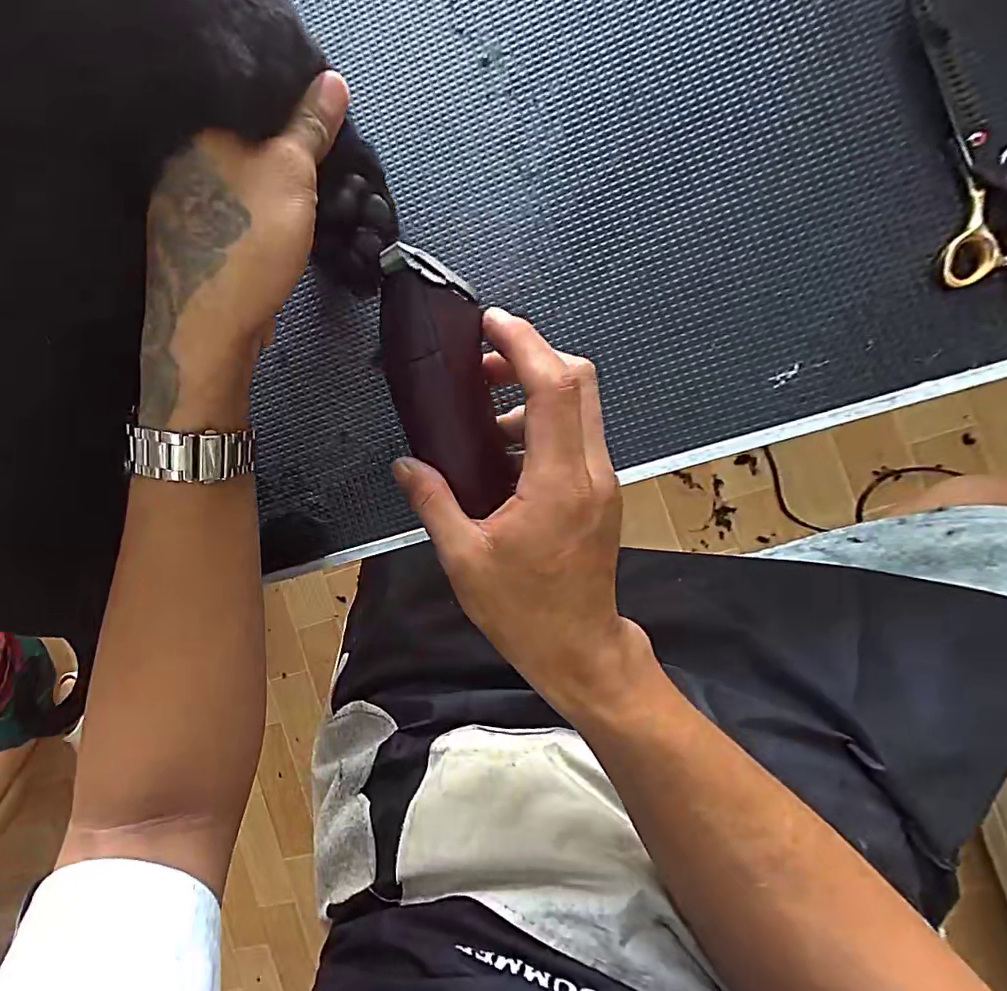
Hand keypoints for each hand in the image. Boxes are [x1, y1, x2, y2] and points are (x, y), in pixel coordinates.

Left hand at [138, 71, 349, 429]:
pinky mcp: (193, 256)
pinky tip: (275, 254)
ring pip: (243, 198)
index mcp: (197, 138)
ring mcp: (182, 219)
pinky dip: (258, 239)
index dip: (294, 122)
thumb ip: (310, 128)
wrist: (211, 334)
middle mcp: (180, 173)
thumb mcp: (292, 176)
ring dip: (274, 209)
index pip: (251, 107)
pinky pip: (236, 233)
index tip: (325, 143)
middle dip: (285, 170)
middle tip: (318, 188)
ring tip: (299, 224)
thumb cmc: (247, 250)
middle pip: (246, 154)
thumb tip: (332, 84)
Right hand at [392, 309, 657, 721]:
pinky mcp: (599, 494)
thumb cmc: (523, 610)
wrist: (580, 649)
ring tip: (487, 419)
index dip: (525, 344)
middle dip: (532, 358)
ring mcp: (600, 481)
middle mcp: (589, 471)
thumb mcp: (464, 558)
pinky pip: (576, 437)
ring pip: (581, 407)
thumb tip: (406, 466)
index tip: (492, 325)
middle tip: (483, 368)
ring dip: (536, 395)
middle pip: (579, 381)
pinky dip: (543, 425)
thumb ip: (433, 502)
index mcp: (557, 481)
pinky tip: (505, 455)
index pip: (554, 387)